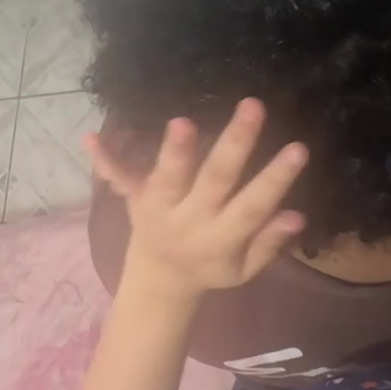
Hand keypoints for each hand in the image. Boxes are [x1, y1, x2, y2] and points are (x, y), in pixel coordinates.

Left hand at [86, 98, 308, 303]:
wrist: (158, 283)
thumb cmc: (210, 266)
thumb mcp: (243, 268)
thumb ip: (268, 243)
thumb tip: (297, 215)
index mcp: (220, 237)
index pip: (253, 206)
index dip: (276, 178)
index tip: (300, 147)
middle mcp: (190, 219)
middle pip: (215, 180)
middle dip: (234, 143)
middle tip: (253, 106)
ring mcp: (158, 208)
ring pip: (168, 176)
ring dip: (175, 150)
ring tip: (183, 121)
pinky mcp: (135, 199)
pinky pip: (119, 180)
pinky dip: (105, 161)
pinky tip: (90, 139)